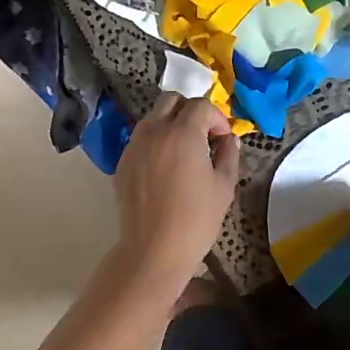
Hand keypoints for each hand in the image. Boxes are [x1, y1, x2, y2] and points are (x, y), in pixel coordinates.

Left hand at [113, 93, 239, 284]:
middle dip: (190, 111)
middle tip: (203, 136)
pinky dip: (154, 143)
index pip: (200, 106)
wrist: (154, 249)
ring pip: (152, 119)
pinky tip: (164, 169)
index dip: (217, 118)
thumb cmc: (196, 219)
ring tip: (183, 152)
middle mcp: (153, 132)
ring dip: (170, 124)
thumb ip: (228, 154)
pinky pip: (139, 141)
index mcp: (181, 133)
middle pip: (171, 101)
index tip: (224, 139)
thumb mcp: (224, 186)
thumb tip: (228, 139)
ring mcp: (133, 147)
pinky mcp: (122, 163)